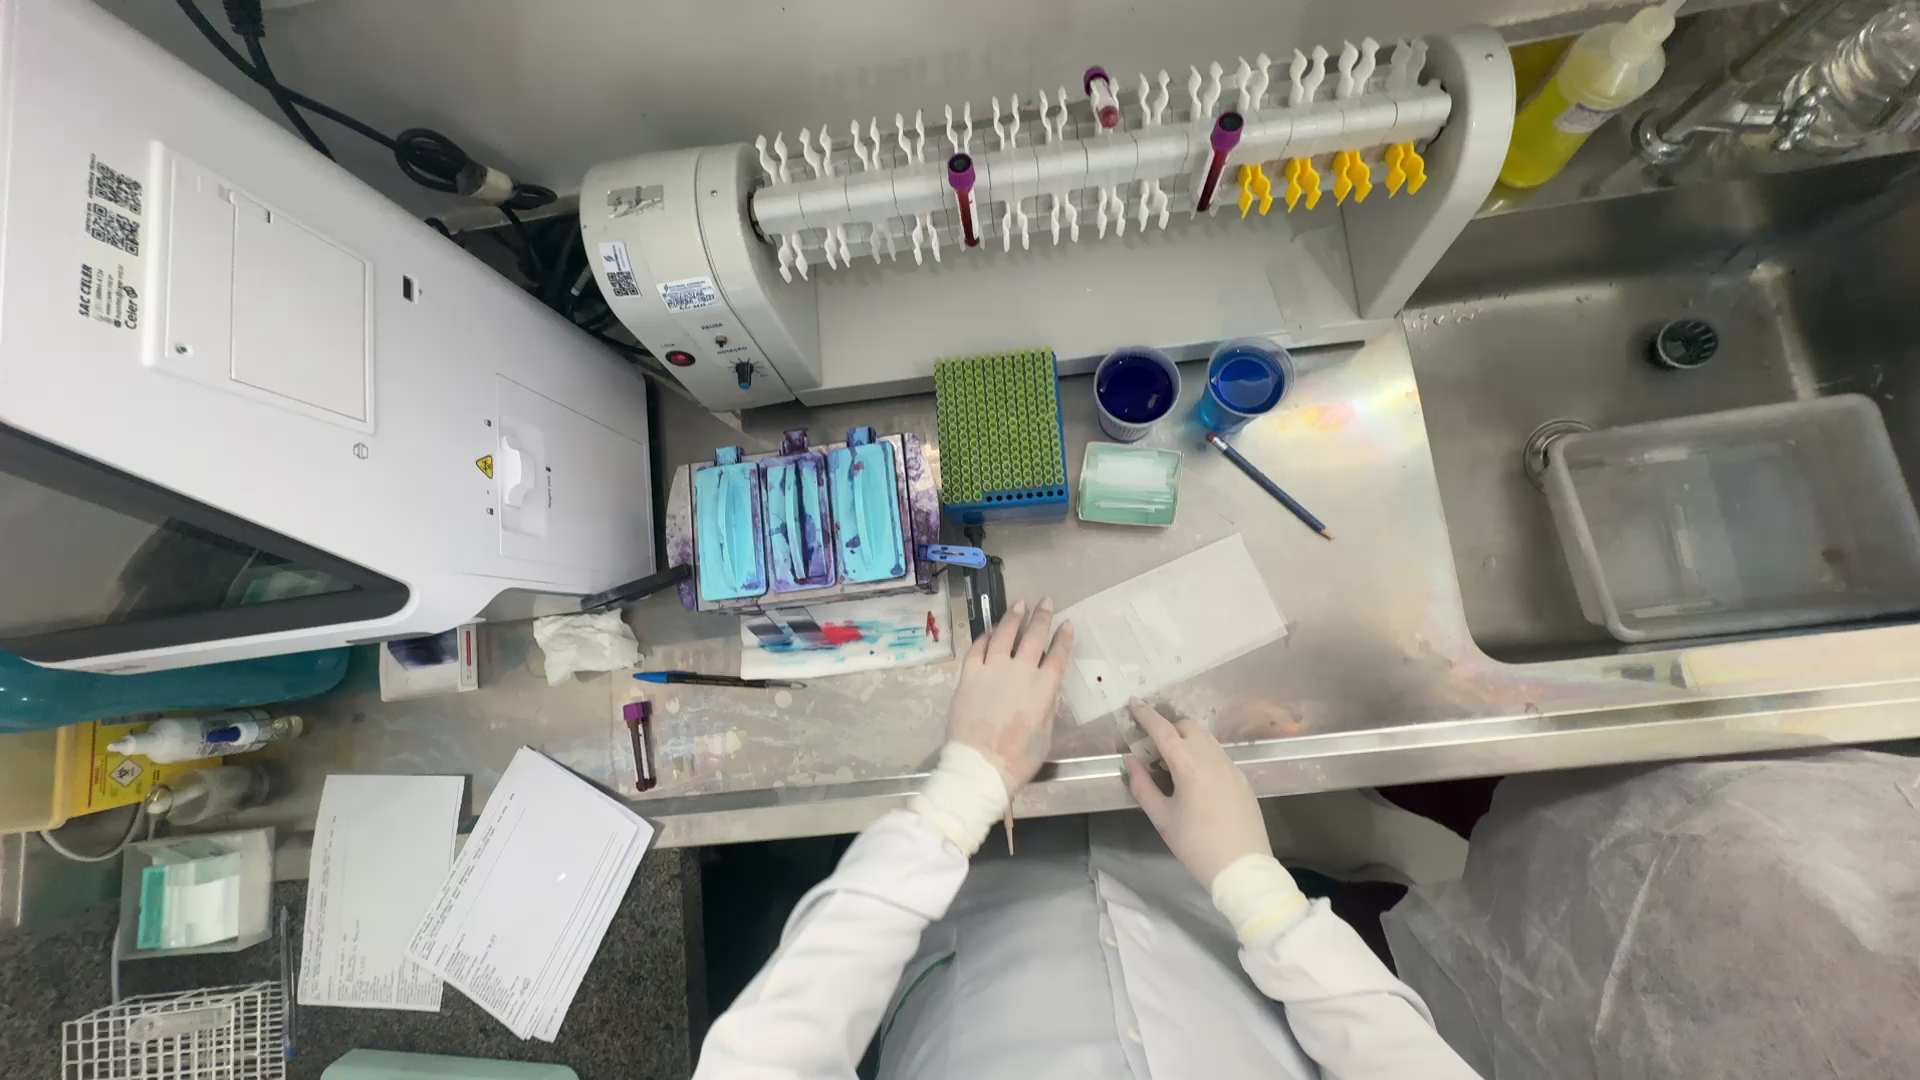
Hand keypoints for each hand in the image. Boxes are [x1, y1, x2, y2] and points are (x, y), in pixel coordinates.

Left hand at [945, 598, 1074, 793]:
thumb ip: (1046, 704)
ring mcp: (993, 669)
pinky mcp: (970, 673)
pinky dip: (986, 635)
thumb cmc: (1018, 758)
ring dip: (1013, 617)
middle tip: (1045, 601)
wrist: (980, 765)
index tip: (1067, 623)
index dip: (1064, 637)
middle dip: (1042, 616)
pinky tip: (991, 630)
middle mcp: (1020, 671)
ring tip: (1019, 604)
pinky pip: (978, 647)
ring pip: (1004, 634)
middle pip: (1033, 636)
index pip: (1058, 654)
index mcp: (1044, 688)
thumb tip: (1045, 687)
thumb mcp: (1045, 733)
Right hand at [1124, 698, 1271, 887]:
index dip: (1146, 715)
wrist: (1244, 871)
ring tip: (1173, 764)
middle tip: (1153, 748)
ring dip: (1186, 740)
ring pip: (1205, 739)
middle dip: (1168, 728)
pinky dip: (1202, 754)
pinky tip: (1195, 780)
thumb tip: (1131, 760)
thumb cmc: (1196, 846)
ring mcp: (1231, 768)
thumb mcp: (1162, 818)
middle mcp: (1213, 759)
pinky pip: (1218, 755)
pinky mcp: (1242, 780)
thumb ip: (1142, 785)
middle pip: (1187, 727)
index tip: (1133, 702)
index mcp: (1190, 766)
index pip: (1164, 730)